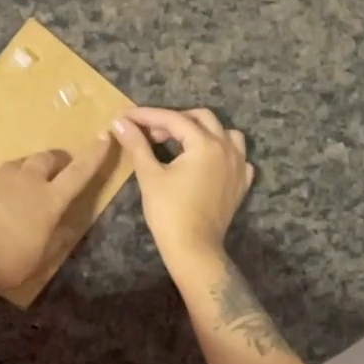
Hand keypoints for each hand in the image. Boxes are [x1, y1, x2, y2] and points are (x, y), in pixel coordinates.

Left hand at [0, 135, 112, 291]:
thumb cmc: (6, 260)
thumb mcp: (41, 257)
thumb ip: (56, 237)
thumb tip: (66, 225)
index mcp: (50, 200)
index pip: (79, 172)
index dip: (94, 155)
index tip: (104, 136)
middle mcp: (27, 181)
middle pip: (47, 158)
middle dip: (58, 160)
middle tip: (61, 167)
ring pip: (20, 163)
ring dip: (30, 168)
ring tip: (27, 183)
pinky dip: (5, 182)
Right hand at [112, 107, 253, 275]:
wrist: (194, 248)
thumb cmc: (168, 212)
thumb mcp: (150, 175)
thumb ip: (137, 144)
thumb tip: (120, 122)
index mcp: (205, 144)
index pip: (173, 119)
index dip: (147, 116)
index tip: (126, 118)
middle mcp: (227, 149)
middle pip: (202, 119)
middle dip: (175, 120)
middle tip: (152, 133)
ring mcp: (239, 166)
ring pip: (227, 134)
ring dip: (204, 131)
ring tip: (183, 142)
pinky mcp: (242, 184)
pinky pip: (238, 158)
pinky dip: (223, 152)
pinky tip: (208, 162)